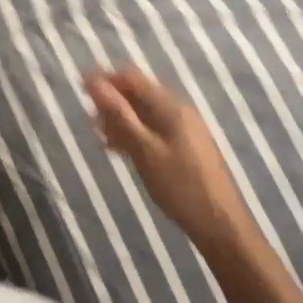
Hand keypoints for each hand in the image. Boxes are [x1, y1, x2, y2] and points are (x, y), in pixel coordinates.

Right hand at [85, 70, 255, 251]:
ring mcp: (184, 129)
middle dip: (112, 104)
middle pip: (137, 93)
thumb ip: (118, 114)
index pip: (131, 77)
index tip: (81, 93)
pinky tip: (123, 151)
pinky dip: (135, 134)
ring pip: (144, 113)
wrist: (220, 225)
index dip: (104, 80)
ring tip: (105, 142)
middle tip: (93, 127)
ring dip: (121, 121)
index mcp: (170, 107)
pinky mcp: (185, 146)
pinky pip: (153, 129)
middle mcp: (179, 111)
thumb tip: (94, 82)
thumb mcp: (143, 149)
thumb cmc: (180, 186)